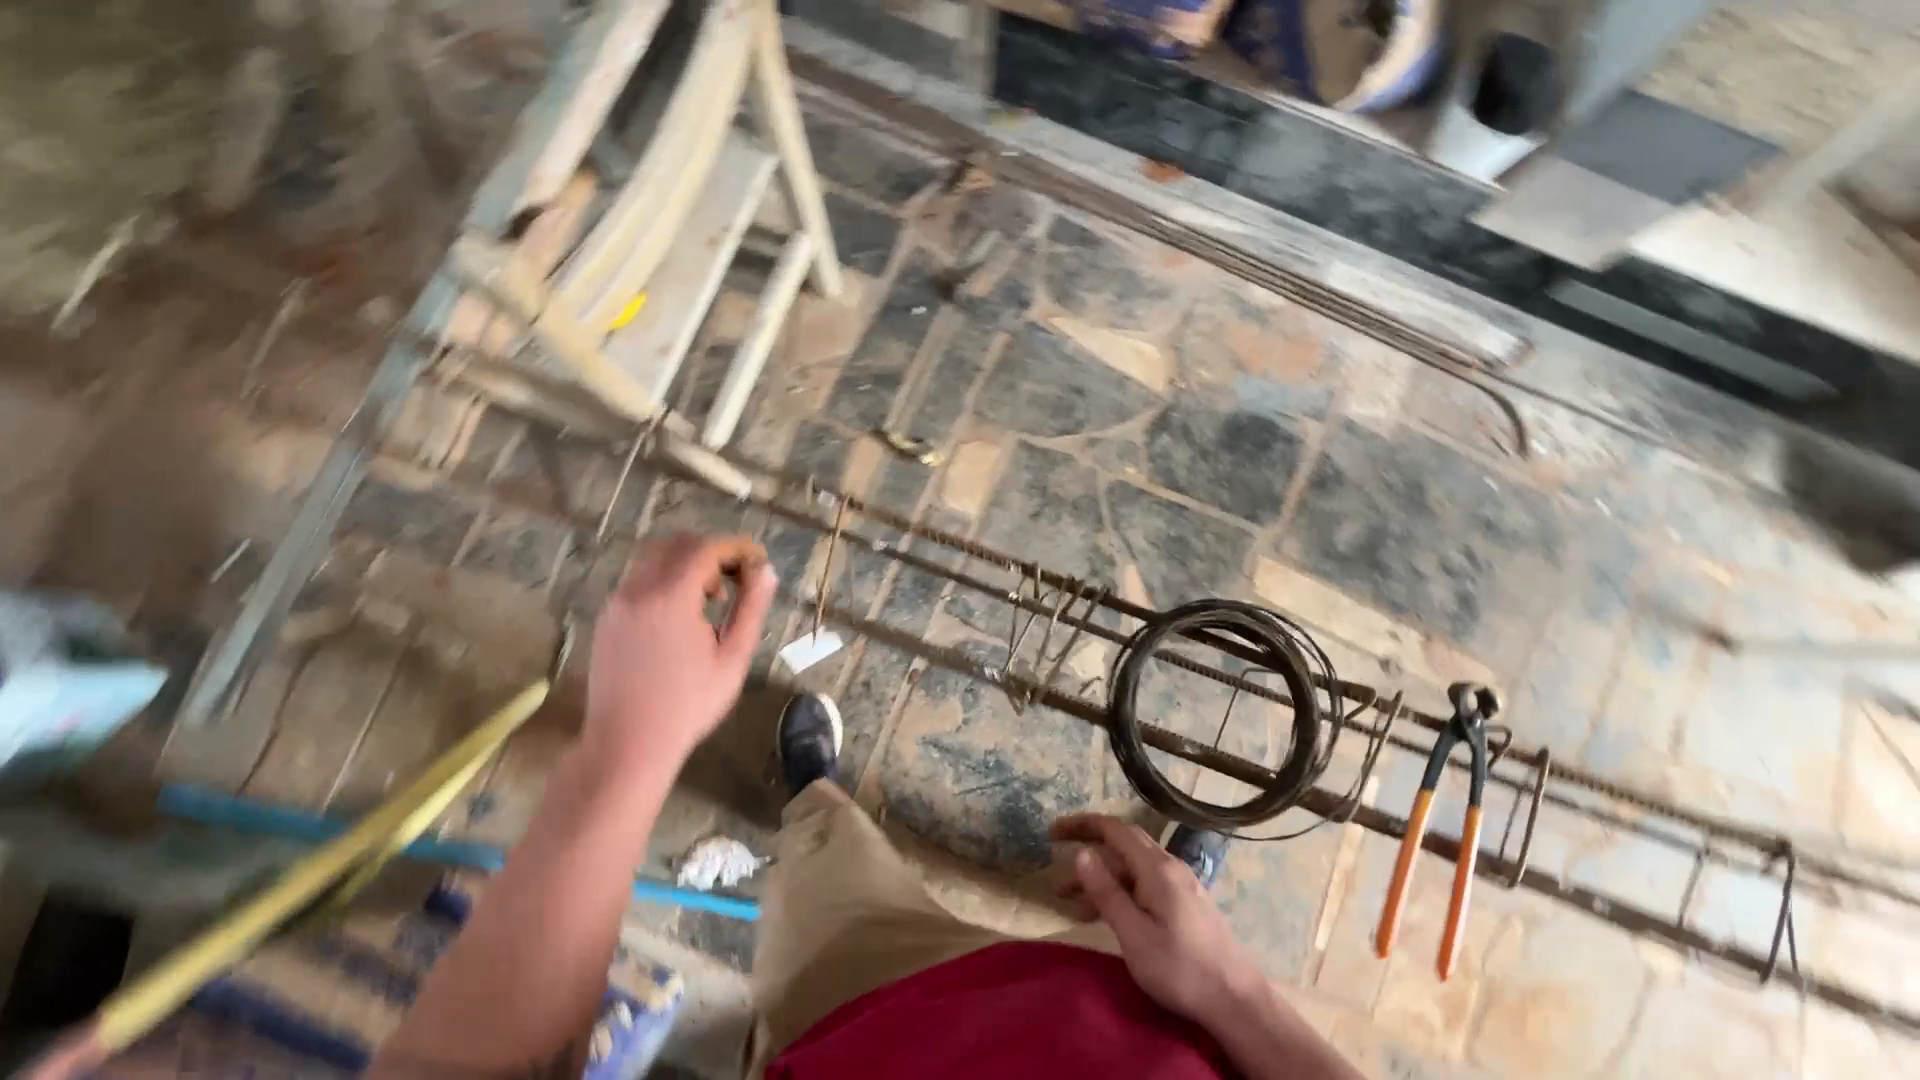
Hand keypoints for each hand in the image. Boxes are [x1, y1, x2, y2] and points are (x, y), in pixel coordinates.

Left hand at [585, 533, 775, 768]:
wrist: (628, 743)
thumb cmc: (688, 706)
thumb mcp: (732, 660)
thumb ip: (750, 609)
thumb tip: (766, 572)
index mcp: (671, 598)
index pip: (706, 549)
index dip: (737, 548)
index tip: (758, 561)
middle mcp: (639, 591)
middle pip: (677, 544)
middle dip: (711, 552)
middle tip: (737, 578)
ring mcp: (617, 603)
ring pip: (653, 559)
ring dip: (686, 564)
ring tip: (711, 598)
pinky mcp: (607, 618)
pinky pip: (638, 580)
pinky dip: (664, 581)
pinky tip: (681, 615)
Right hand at [1050, 813, 1266, 1021]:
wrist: (1236, 1000)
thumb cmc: (1180, 969)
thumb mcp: (1134, 934)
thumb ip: (1106, 892)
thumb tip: (1081, 852)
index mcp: (1157, 869)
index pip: (1114, 830)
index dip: (1082, 825)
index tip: (1053, 833)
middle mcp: (1170, 867)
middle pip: (1123, 845)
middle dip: (1088, 848)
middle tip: (1054, 859)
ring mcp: (1181, 885)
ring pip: (1133, 868)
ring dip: (1101, 877)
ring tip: (1070, 901)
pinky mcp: (1186, 903)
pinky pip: (1145, 884)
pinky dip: (1120, 890)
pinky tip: (1106, 913)